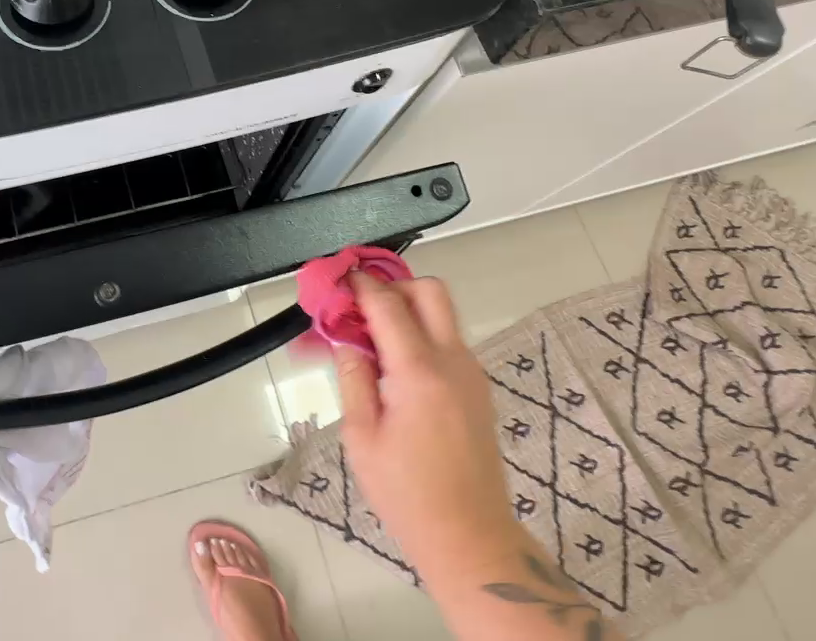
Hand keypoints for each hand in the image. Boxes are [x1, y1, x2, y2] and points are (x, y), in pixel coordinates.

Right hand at [331, 273, 524, 589]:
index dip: (360, 285)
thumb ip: (353, 377)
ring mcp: (471, 373)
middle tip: (361, 307)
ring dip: (408, 310)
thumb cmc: (406, 492)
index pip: (388, 305)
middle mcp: (452, 361)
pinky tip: (395, 368)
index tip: (338, 279)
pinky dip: (422, 335)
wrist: (469, 535)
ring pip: (442, 314)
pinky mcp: (478, 388)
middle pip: (430, 291)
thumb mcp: (361, 436)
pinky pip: (448, 341)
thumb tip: (346, 339)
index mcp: (419, 372)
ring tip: (372, 339)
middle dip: (393, 286)